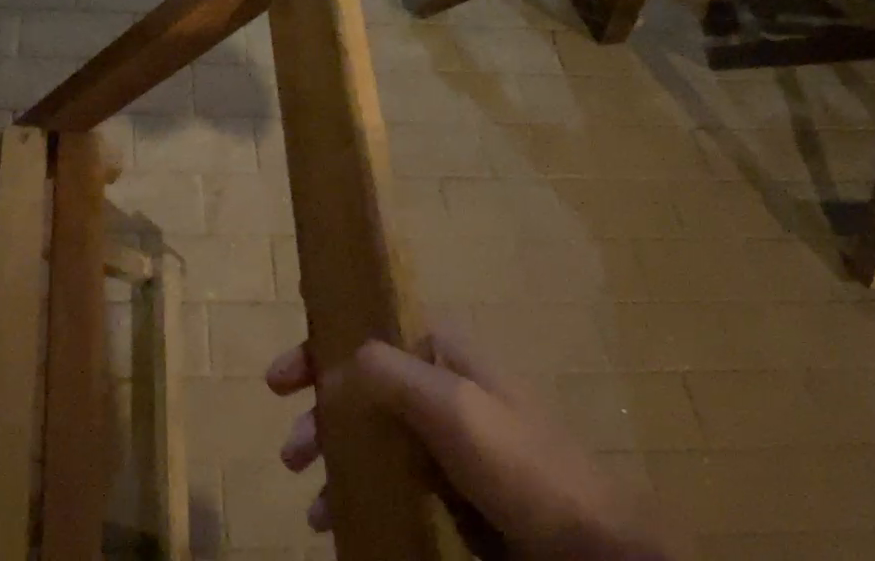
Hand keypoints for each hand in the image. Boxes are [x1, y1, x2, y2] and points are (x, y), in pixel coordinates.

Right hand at [266, 335, 662, 558]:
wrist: (594, 551)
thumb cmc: (521, 466)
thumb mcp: (454, 408)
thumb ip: (390, 374)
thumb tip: (340, 359)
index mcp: (443, 353)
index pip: (366, 334)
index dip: (318, 351)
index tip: (280, 381)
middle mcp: (442, 387)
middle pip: (361, 389)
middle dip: (320, 418)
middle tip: (290, 453)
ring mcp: (449, 440)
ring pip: (373, 439)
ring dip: (336, 464)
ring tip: (314, 506)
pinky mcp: (456, 487)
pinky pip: (394, 480)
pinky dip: (363, 495)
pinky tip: (343, 523)